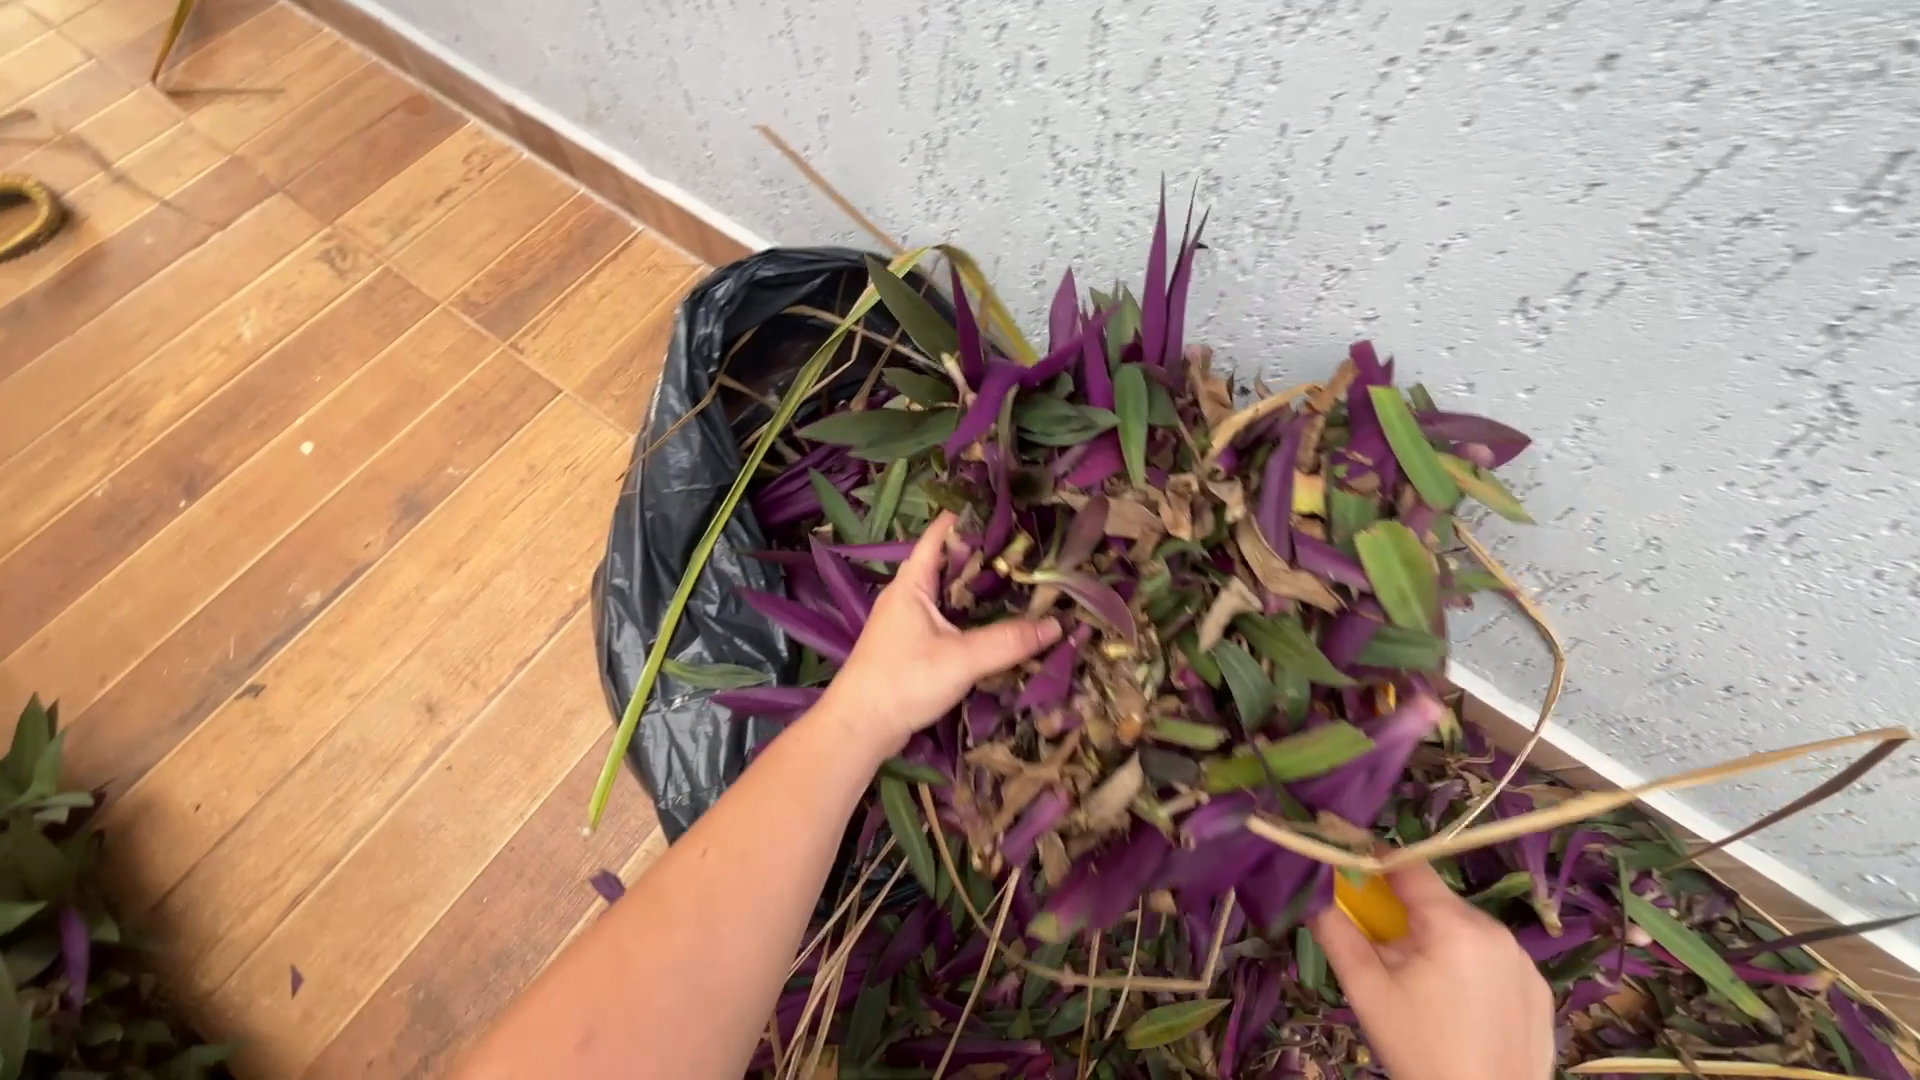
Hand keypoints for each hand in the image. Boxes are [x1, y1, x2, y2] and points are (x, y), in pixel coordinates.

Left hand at [815, 512, 1061, 757]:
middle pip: (949, 563)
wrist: (859, 728)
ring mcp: (908, 621)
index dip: (970, 518)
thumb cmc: (903, 681)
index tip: (1008, 512)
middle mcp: (908, 595)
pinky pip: (947, 620)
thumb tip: (1057, 624)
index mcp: (912, 583)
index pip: (940, 534)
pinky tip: (997, 625)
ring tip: (1023, 584)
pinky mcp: (912, 647)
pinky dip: (972, 617)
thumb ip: (1009, 641)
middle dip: (986, 556)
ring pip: (950, 594)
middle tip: (1029, 551)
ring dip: (980, 590)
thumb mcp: (962, 660)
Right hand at [1312, 861, 1554, 1079]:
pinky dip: (1465, 962)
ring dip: (1433, 936)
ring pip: (1461, 927)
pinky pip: (1490, 956)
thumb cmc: (1421, 1050)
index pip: (1406, 865)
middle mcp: (1497, 931)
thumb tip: (1309, 889)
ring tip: (1417, 982)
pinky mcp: (1540, 990)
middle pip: (1433, 899)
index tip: (1343, 861)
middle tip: (1379, 946)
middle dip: (1400, 911)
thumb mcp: (1366, 990)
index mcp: (1455, 925)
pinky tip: (1455, 1002)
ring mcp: (1524, 961)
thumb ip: (1334, 930)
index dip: (1371, 857)